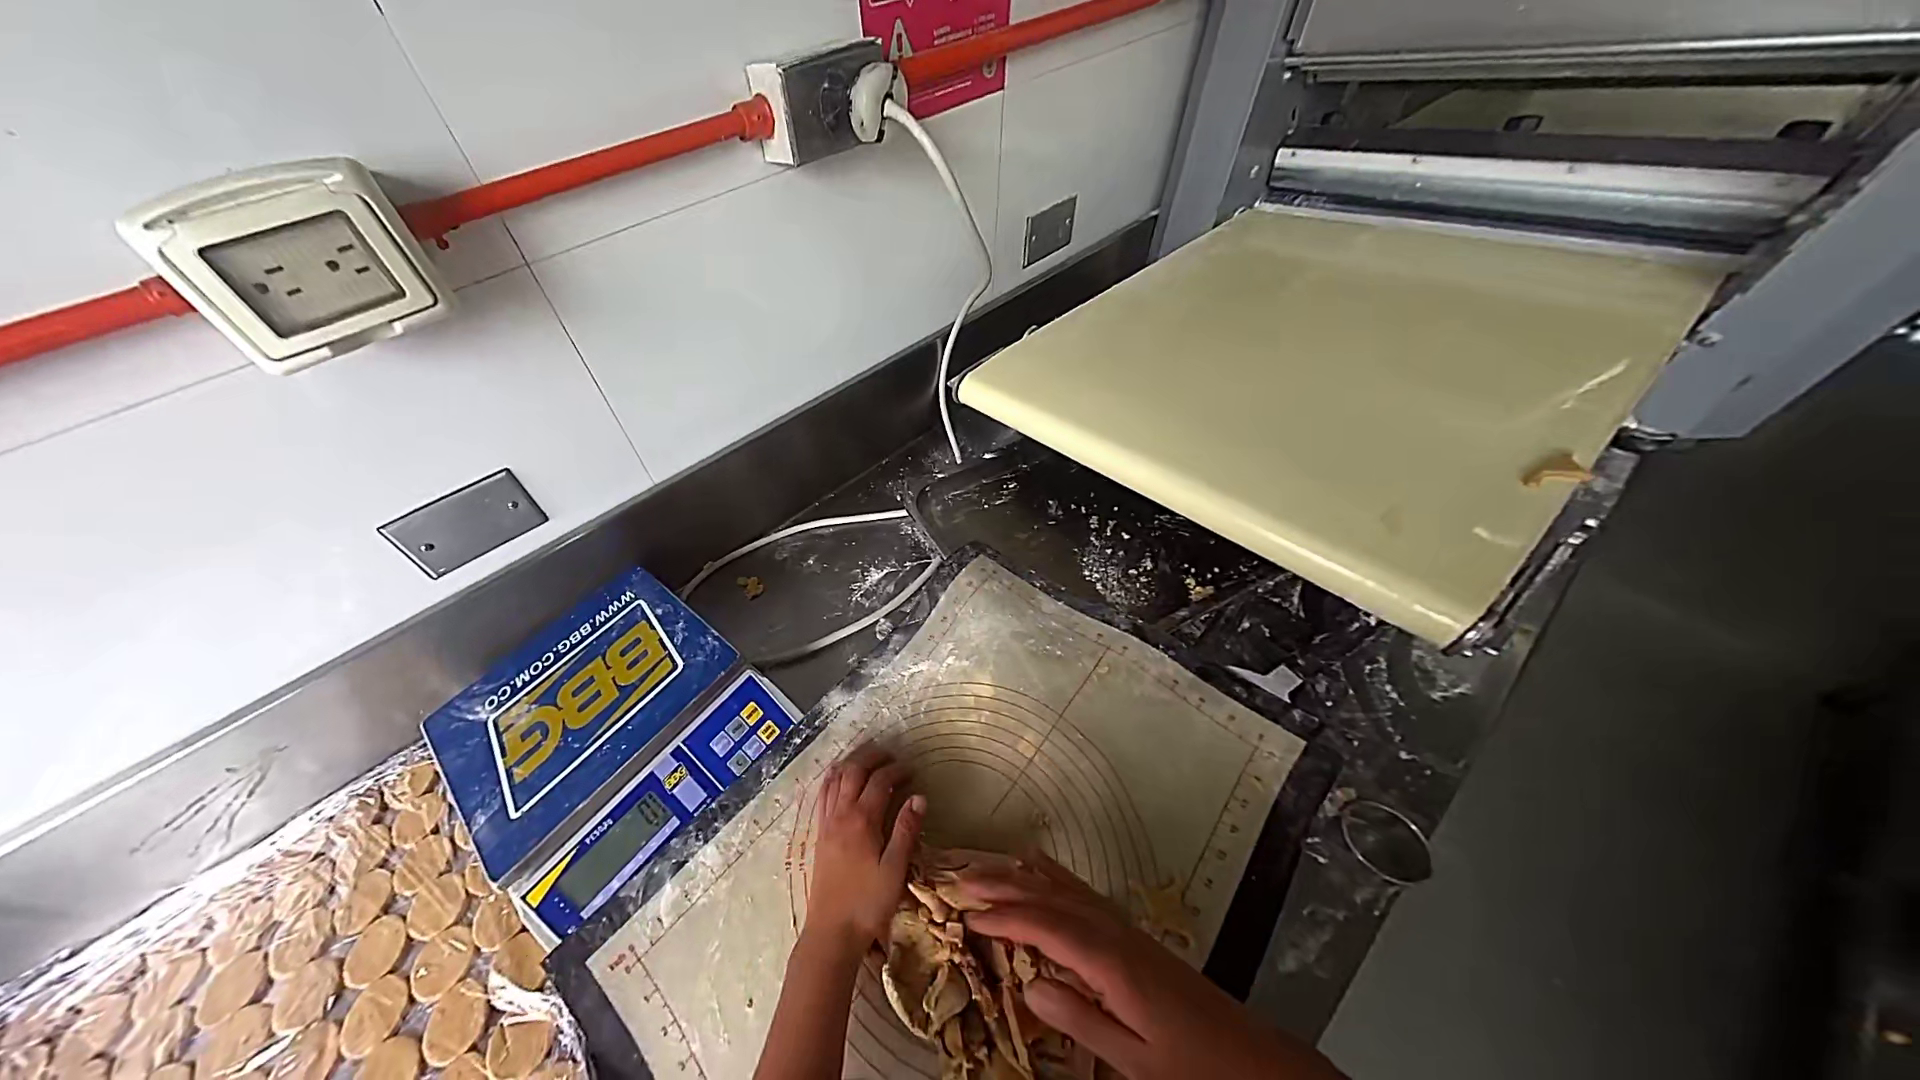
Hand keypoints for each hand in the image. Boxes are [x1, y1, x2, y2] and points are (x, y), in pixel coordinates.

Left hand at [803, 745, 924, 948]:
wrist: (832, 933)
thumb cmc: (868, 903)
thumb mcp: (895, 869)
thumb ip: (906, 830)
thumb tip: (919, 797)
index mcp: (862, 821)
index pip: (880, 782)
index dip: (897, 770)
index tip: (912, 770)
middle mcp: (841, 815)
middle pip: (854, 772)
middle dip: (873, 757)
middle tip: (891, 755)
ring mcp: (827, 824)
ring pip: (836, 780)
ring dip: (852, 763)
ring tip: (868, 758)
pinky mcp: (820, 835)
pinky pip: (824, 795)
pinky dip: (833, 779)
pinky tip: (839, 778)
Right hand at [959, 855, 1344, 1079]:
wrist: (1246, 1053)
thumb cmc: (1188, 1062)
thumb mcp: (1133, 1059)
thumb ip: (1080, 1019)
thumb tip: (1029, 987)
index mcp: (1109, 961)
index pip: (1046, 928)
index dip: (1005, 918)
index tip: (969, 915)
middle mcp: (1112, 932)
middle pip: (1051, 898)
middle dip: (1006, 886)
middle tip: (963, 879)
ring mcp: (1122, 926)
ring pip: (1065, 889)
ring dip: (1025, 876)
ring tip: (990, 866)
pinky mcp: (1130, 931)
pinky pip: (1084, 893)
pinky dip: (1056, 876)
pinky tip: (1042, 869)